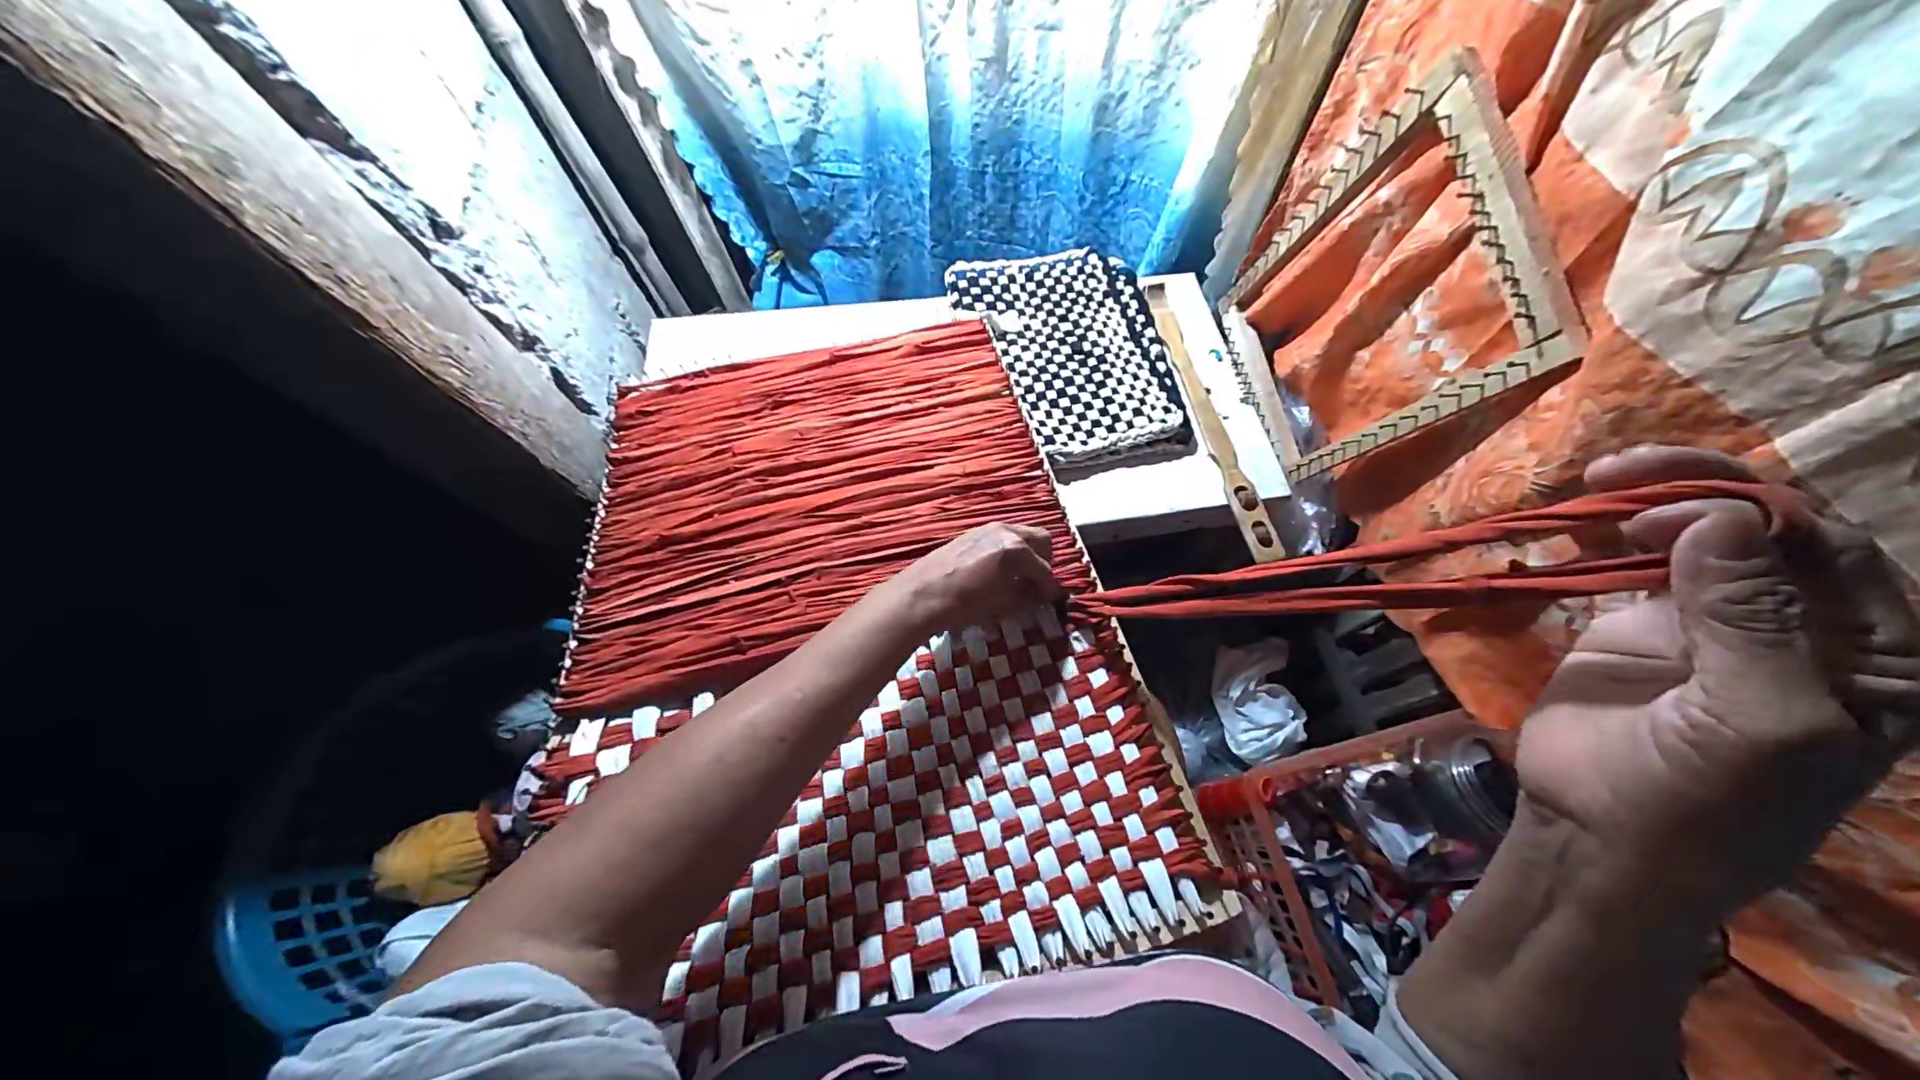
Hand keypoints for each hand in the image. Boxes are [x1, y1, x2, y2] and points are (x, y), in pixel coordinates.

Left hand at [876, 523, 1064, 637]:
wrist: (919, 595)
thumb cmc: (962, 605)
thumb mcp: (1002, 606)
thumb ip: (1028, 597)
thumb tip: (1043, 594)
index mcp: (1016, 550)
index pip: (1045, 570)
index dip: (1051, 589)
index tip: (1052, 601)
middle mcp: (1006, 532)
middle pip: (1041, 541)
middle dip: (1044, 562)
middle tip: (1036, 585)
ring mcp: (987, 529)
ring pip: (1021, 535)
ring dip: (1027, 554)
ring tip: (1017, 578)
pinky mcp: (972, 532)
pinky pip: (1002, 537)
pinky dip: (1009, 550)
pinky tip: (997, 571)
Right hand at [1515, 446, 1919, 917]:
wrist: (1599, 836)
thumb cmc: (1702, 803)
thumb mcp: (1758, 723)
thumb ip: (1753, 622)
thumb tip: (1723, 518)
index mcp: (1872, 654)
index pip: (1832, 548)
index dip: (1755, 509)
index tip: (1664, 504)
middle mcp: (1801, 627)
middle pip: (1765, 528)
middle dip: (1698, 487)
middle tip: (1617, 471)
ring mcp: (1713, 624)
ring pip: (1698, 538)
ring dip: (1651, 502)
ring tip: (1597, 486)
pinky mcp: (1640, 628)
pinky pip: (1636, 567)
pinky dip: (1610, 536)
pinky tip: (1584, 521)